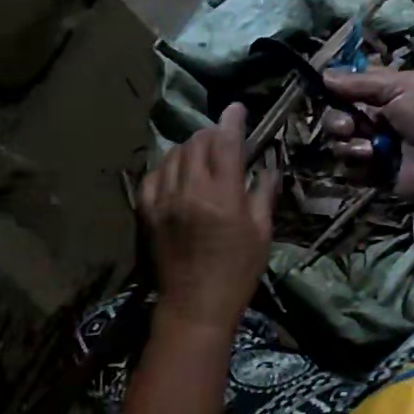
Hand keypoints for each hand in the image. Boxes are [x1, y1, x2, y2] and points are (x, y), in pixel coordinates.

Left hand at [139, 104, 277, 331]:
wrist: (195, 305)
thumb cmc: (238, 271)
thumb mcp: (261, 233)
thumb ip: (263, 195)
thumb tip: (268, 167)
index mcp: (222, 196)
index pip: (226, 143)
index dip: (233, 120)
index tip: (238, 108)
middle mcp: (189, 191)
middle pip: (197, 143)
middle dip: (213, 133)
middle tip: (226, 137)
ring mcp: (163, 200)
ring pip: (174, 155)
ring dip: (191, 147)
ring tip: (204, 152)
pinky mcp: (145, 211)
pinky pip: (154, 174)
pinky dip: (169, 166)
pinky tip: (178, 171)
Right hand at [322, 69, 413, 208]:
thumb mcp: (403, 86)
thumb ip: (362, 82)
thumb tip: (325, 75)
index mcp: (395, 93)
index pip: (355, 90)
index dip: (339, 91)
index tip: (327, 91)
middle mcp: (386, 120)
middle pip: (342, 119)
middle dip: (337, 121)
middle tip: (348, 126)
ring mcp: (383, 150)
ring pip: (343, 146)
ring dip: (348, 145)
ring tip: (368, 148)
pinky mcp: (382, 177)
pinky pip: (353, 171)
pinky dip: (357, 166)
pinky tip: (373, 162)